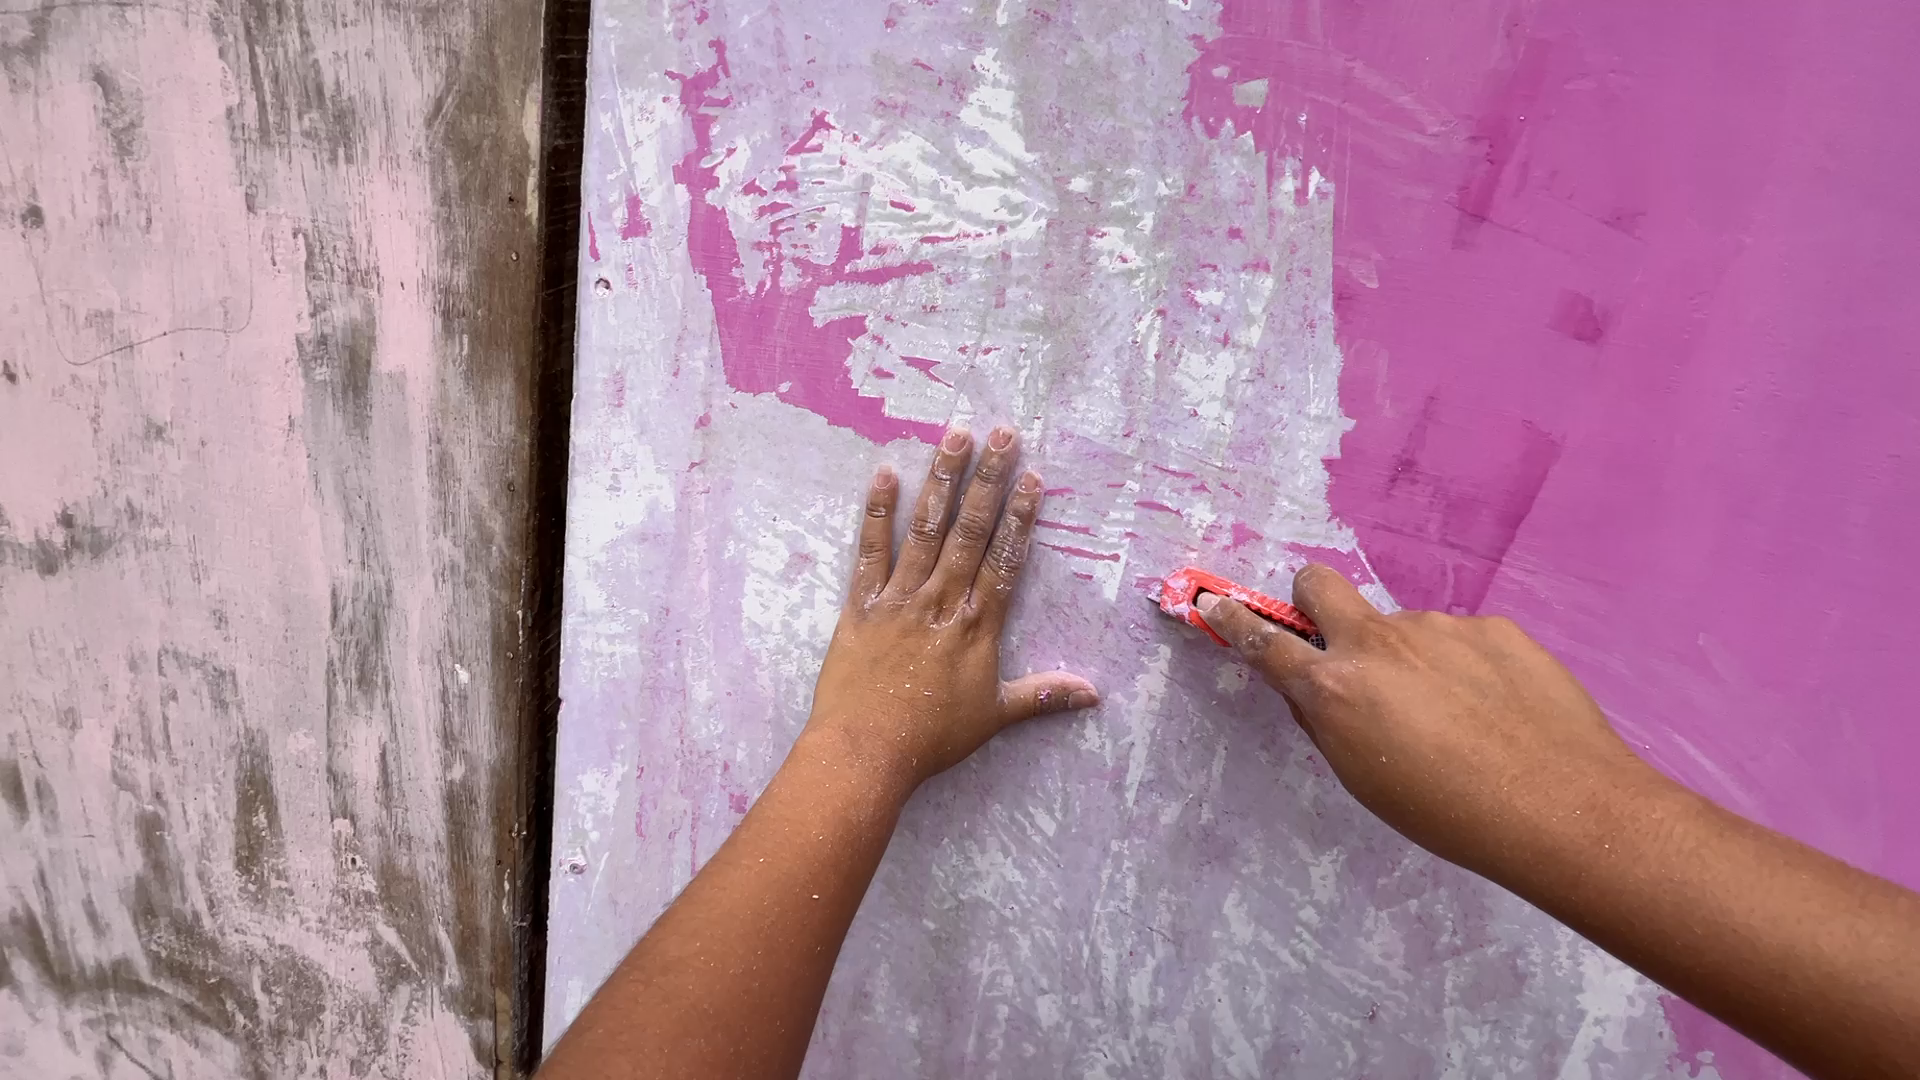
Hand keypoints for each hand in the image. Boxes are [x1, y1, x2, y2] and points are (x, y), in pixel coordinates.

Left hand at [805, 425, 1099, 790]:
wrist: (867, 750)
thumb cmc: (932, 736)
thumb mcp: (994, 716)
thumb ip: (1043, 696)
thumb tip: (1095, 695)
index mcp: (977, 624)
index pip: (1006, 559)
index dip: (1021, 516)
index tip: (1032, 476)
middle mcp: (942, 599)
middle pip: (971, 530)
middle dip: (989, 480)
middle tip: (1002, 433)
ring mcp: (901, 596)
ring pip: (925, 528)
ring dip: (942, 480)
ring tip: (955, 437)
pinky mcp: (862, 603)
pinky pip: (870, 551)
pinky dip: (877, 512)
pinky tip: (884, 474)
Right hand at [1196, 566, 1655, 875]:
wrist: (1569, 813)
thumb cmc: (1446, 812)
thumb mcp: (1360, 777)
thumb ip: (1325, 720)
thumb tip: (1313, 688)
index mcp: (1334, 685)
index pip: (1263, 640)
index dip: (1232, 619)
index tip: (1215, 601)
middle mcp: (1375, 642)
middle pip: (1319, 585)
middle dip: (1313, 598)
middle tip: (1340, 637)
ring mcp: (1437, 627)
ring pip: (1402, 628)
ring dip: (1409, 657)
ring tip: (1458, 712)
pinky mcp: (1494, 627)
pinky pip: (1459, 639)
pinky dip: (1464, 665)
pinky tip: (1499, 706)